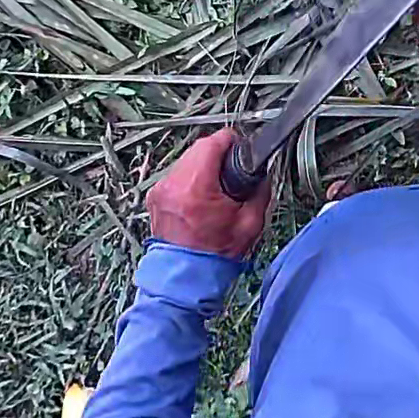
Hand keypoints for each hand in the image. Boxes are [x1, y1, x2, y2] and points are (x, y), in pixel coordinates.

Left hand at [145, 128, 271, 258]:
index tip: (240, 146)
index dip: (232, 141)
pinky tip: (201, 193)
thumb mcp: (250, 223)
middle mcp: (174, 184)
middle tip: (232, 167)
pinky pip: (176, 174)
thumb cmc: (214, 254)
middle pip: (198, 148)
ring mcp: (161, 190)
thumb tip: (262, 175)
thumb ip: (260, 192)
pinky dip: (190, 177)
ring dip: (203, 164)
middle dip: (218, 153)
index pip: (213, 142)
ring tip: (217, 183)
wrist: (186, 277)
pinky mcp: (156, 197)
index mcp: (196, 187)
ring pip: (186, 159)